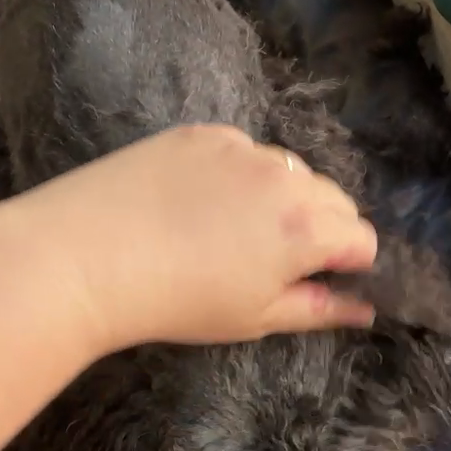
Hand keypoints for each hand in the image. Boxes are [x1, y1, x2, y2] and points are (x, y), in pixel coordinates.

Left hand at [0, 124, 379, 348]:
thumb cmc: (179, 302)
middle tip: (279, 258)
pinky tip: (204, 201)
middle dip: (325, 228)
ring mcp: (243, 148)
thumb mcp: (257, 317)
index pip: (362, 237)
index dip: (349, 263)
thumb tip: (366, 311)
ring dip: (286, 198)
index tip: (320, 279)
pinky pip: (247, 152)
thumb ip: (320, 310)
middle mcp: (286, 178)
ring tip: (237, 228)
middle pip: (335, 199)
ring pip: (292, 172)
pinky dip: (244, 175)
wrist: (85, 258)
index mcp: (307, 228)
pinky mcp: (203, 133)